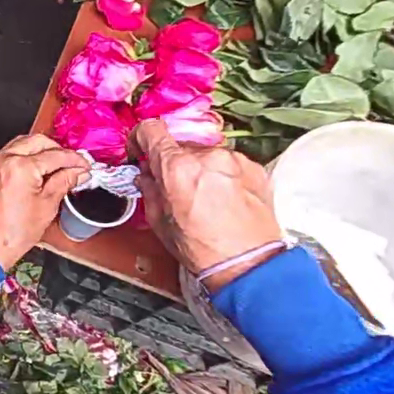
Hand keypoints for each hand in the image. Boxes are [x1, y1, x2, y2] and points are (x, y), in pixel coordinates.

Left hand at [0, 135, 91, 270]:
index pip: (55, 155)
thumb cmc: (11, 233)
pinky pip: (11, 153)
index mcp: (20, 167)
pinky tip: (37, 169)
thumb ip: (64, 182)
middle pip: (39, 142)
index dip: (74, 160)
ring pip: (24, 144)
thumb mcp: (47, 206)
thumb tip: (78, 172)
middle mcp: (4, 159)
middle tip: (73, 164)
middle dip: (58, 151)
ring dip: (42, 151)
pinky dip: (27, 156)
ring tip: (57, 166)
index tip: (84, 165)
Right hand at [133, 119, 284, 291]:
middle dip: (174, 164)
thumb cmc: (205, 250)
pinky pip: (229, 164)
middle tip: (175, 188)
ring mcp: (233, 159)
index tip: (141, 149)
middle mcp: (207, 156)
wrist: (248, 264)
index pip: (151, 130)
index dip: (141, 138)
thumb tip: (147, 177)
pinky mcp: (253, 167)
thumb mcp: (160, 223)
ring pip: (206, 154)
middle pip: (180, 146)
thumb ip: (150, 191)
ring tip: (205, 199)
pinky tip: (224, 200)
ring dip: (200, 170)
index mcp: (177, 167)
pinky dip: (222, 176)